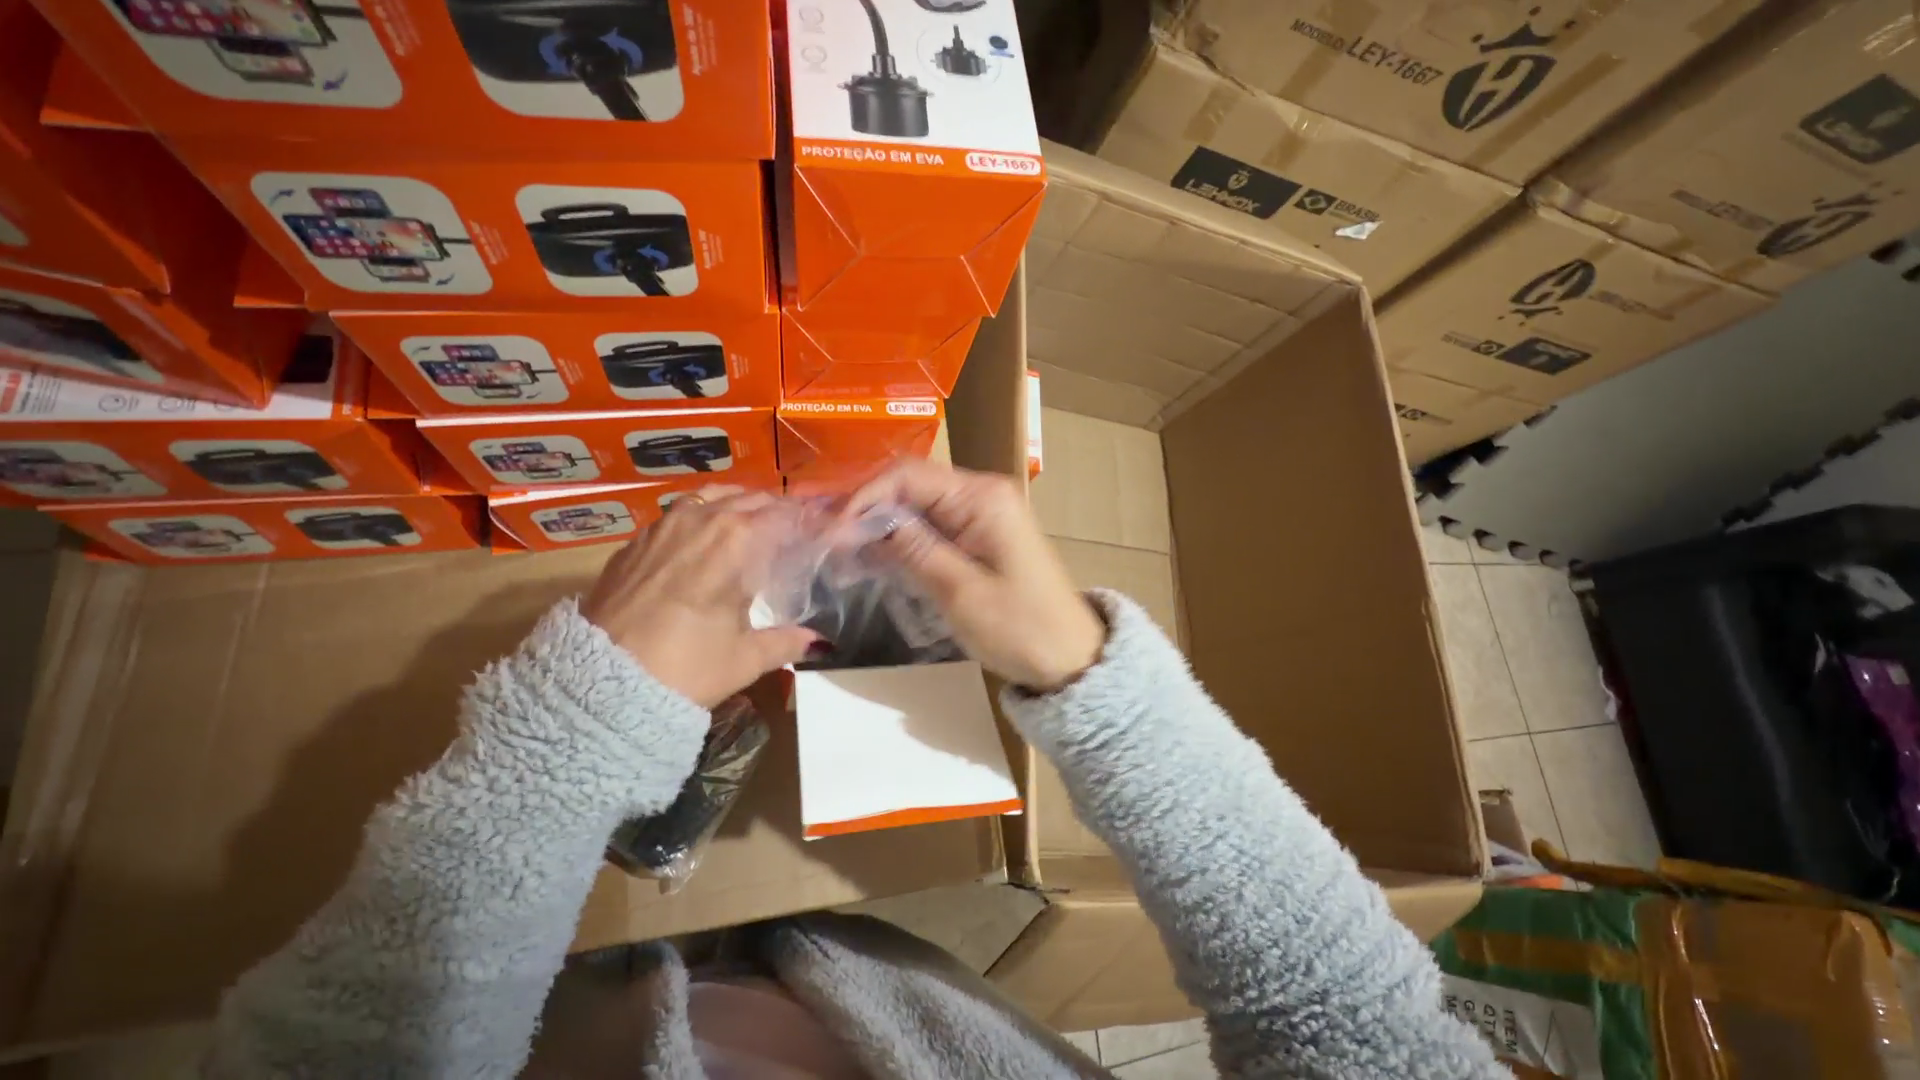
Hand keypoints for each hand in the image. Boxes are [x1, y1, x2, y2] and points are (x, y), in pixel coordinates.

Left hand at [580, 488, 816, 707]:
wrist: (604, 679)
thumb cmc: (687, 666)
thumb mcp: (746, 659)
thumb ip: (788, 643)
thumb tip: (822, 643)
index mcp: (739, 539)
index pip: (784, 514)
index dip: (805, 520)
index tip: (821, 530)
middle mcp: (703, 518)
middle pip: (748, 498)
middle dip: (773, 510)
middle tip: (789, 531)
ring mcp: (664, 524)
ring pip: (710, 498)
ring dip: (734, 506)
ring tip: (747, 530)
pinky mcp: (636, 540)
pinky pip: (677, 514)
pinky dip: (699, 520)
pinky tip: (702, 545)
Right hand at [847, 461, 1105, 691]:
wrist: (1071, 659)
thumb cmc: (1021, 628)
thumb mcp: (961, 592)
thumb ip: (913, 550)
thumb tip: (863, 522)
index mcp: (982, 497)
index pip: (908, 476)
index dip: (863, 498)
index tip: (830, 533)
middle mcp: (981, 495)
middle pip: (909, 486)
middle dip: (865, 511)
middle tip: (825, 542)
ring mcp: (980, 517)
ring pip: (914, 508)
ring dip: (877, 527)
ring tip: (838, 555)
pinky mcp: (977, 539)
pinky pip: (929, 529)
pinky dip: (898, 542)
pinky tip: (868, 561)